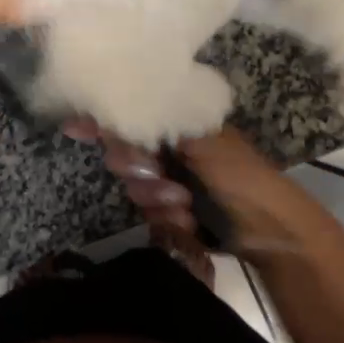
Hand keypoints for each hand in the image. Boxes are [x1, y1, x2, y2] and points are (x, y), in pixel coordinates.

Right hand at [67, 120, 302, 255]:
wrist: (271, 231)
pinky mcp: (172, 216)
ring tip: (184, 205)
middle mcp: (168, 150)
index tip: (71, 128)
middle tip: (158, 174)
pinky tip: (187, 223)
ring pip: (134, 189)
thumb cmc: (239, 173)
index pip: (128, 115)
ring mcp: (169, 184)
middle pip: (123, 155)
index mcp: (175, 123)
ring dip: (155, 198)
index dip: (98, 121)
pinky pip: (148, 216)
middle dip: (137, 169)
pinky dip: (166, 220)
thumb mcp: (198, 139)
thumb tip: (112, 111)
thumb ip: (154, 123)